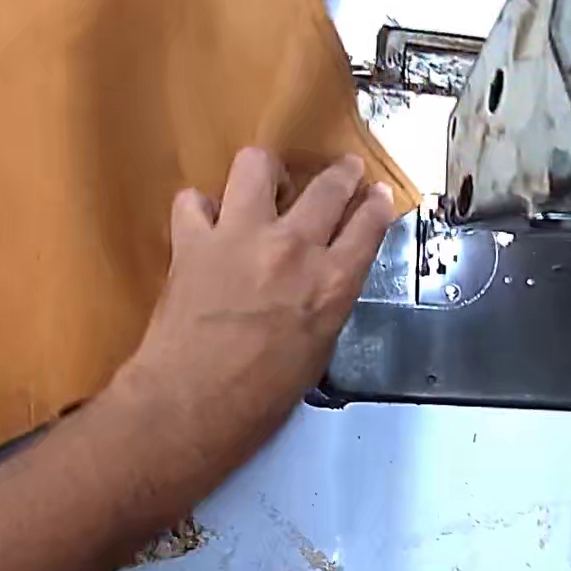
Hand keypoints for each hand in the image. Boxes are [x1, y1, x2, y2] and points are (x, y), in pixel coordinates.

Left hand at [107, 147, 393, 500]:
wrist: (192, 405)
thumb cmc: (263, 396)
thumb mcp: (318, 349)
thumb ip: (325, 303)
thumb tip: (320, 281)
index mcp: (332, 282)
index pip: (369, 226)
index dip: (378, 205)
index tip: (379, 194)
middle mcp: (293, 248)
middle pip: (329, 188)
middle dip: (343, 174)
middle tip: (345, 171)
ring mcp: (241, 237)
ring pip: (257, 165)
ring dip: (267, 175)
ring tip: (266, 190)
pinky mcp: (193, 240)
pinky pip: (195, 201)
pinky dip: (202, 211)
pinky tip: (207, 227)